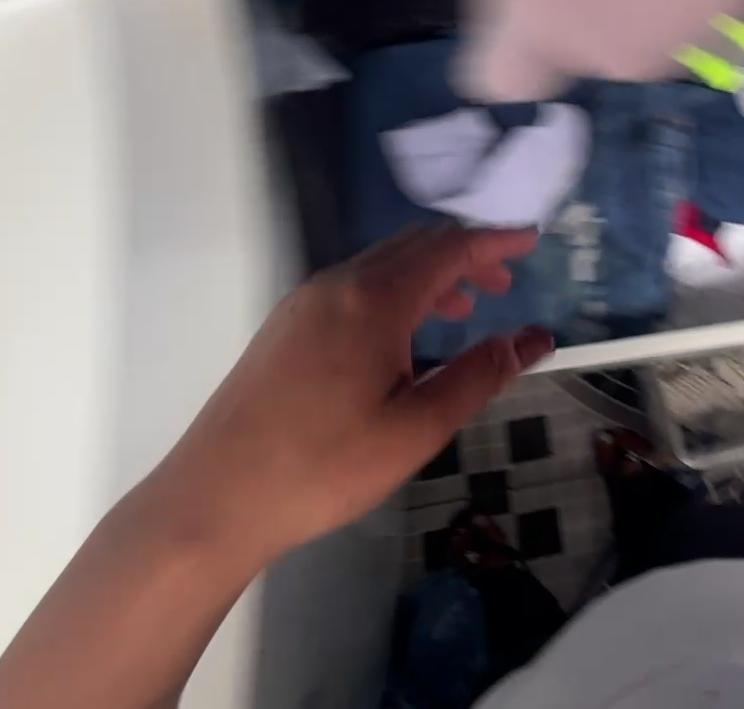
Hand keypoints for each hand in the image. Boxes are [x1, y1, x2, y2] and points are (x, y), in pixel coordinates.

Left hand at [149, 221, 550, 560]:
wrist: (211, 502)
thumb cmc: (322, 467)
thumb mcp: (416, 429)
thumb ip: (479, 375)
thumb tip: (532, 339)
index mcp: (373, 300)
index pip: (449, 249)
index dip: (494, 242)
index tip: (530, 241)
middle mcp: (338, 284)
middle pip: (415, 245)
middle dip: (466, 254)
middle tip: (505, 282)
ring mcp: (305, 301)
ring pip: (383, 263)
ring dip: (431, 273)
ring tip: (465, 308)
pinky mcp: (287, 324)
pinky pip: (357, 284)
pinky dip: (397, 289)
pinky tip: (405, 334)